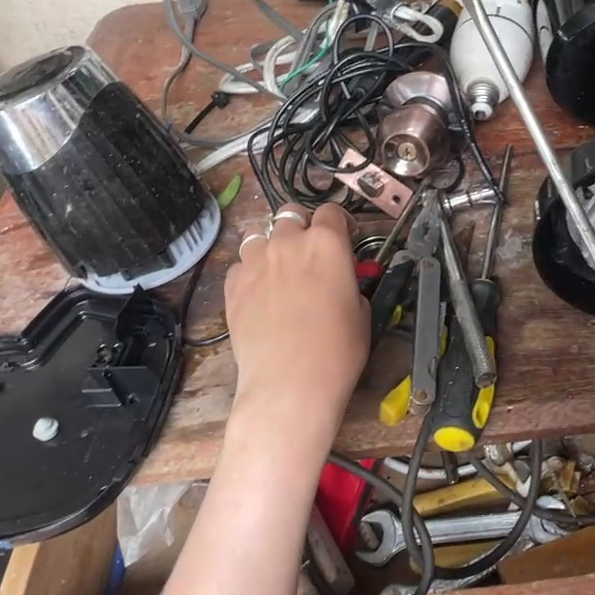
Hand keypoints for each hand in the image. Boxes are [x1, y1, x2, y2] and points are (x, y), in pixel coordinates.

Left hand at [223, 203, 368, 431]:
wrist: (290, 382)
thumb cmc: (338, 349)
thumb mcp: (362, 311)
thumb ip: (348, 283)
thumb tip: (339, 281)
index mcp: (328, 243)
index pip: (331, 212)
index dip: (338, 223)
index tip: (343, 236)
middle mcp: (289, 242)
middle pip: (290, 214)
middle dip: (300, 227)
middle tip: (308, 253)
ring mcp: (256, 261)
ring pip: (259, 235)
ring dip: (271, 246)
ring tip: (278, 271)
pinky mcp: (232, 285)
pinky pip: (240, 265)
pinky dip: (249, 273)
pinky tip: (258, 294)